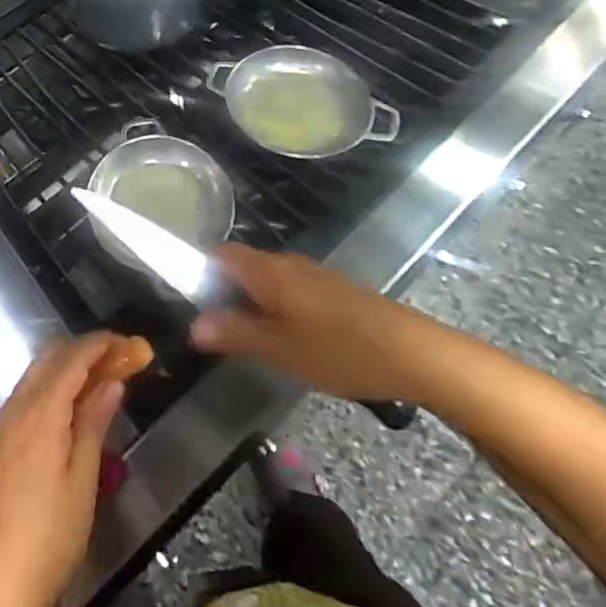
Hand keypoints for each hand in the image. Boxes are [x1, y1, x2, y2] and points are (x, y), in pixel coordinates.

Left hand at [0, 334, 125, 606]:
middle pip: (51, 356)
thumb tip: (113, 380)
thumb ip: (95, 421)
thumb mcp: (82, 479)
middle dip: (87, 350)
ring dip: (70, 367)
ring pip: (37, 373)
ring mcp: (2, 424)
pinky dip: (53, 386)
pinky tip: (73, 407)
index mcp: (40, 411)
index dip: (104, 343)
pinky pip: (27, 394)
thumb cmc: (48, 534)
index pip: (73, 356)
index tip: (134, 345)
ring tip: (104, 381)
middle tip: (123, 362)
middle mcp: (16, 407)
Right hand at [189, 243, 449, 402]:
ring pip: (269, 279)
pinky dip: (279, 306)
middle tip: (219, 331)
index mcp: (270, 272)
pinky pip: (292, 288)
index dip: (202, 272)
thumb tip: (194, 325)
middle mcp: (290, 263)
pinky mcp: (335, 289)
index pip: (223, 254)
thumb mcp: (280, 349)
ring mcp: (315, 274)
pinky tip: (289, 339)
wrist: (412, 352)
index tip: (193, 302)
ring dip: (254, 302)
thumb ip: (235, 333)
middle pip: (245, 265)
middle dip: (227, 292)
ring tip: (251, 339)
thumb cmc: (339, 351)